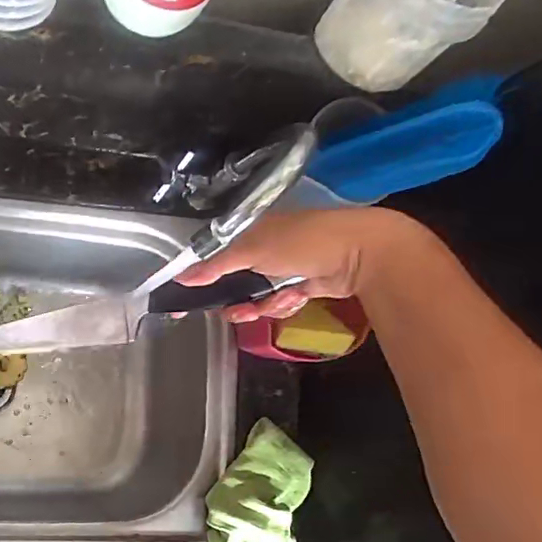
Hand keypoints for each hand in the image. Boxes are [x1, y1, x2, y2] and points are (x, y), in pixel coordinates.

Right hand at [174, 207, 442, 322]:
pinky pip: (280, 300)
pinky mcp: (302, 283)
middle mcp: (267, 246)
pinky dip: (283, 303)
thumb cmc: (302, 242)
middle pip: (236, 279)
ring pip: (257, 294)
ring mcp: (285, 266)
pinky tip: (293, 299)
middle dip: (235, 298)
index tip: (189, 297)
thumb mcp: (253, 250)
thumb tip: (181, 276)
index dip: (202, 275)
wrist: (360, 253)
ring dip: (259, 305)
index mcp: (253, 230)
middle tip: (234, 311)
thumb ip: (216, 265)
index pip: (217, 253)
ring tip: (266, 306)